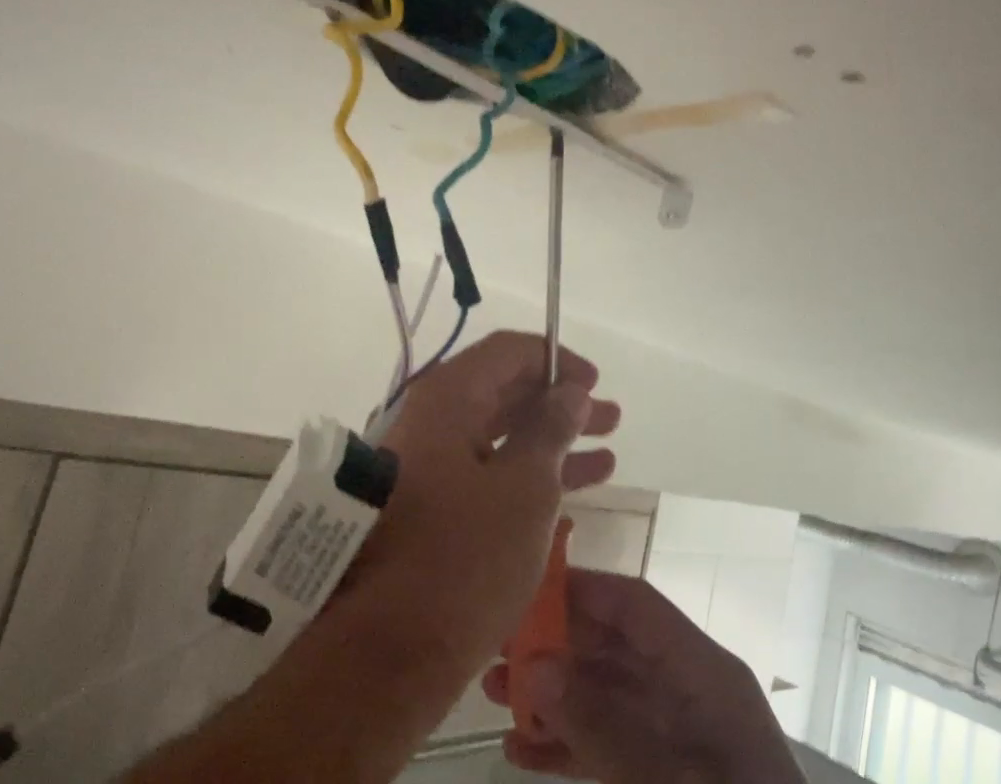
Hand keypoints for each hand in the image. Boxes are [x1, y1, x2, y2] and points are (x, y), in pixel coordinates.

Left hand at [346, 331, 619, 685]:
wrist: (391, 648)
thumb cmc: (465, 558)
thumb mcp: (525, 489)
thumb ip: (550, 430)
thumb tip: (569, 390)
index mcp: (446, 401)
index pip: (506, 352)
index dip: (555, 360)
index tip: (595, 383)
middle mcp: (430, 423)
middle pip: (502, 392)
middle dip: (559, 403)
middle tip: (609, 417)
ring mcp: (426, 467)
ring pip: (500, 437)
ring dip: (553, 442)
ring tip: (607, 454)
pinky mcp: (430, 508)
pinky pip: (487, 475)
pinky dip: (530, 478)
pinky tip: (574, 493)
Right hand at [481, 569, 805, 783]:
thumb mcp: (666, 776)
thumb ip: (603, 726)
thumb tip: (536, 667)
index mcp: (703, 674)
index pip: (635, 606)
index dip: (580, 589)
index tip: (522, 588)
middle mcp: (686, 694)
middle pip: (610, 647)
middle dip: (550, 646)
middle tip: (491, 648)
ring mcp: (674, 738)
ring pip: (601, 697)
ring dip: (547, 697)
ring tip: (491, 696)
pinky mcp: (660, 776)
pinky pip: (605, 746)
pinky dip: (564, 746)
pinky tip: (520, 753)